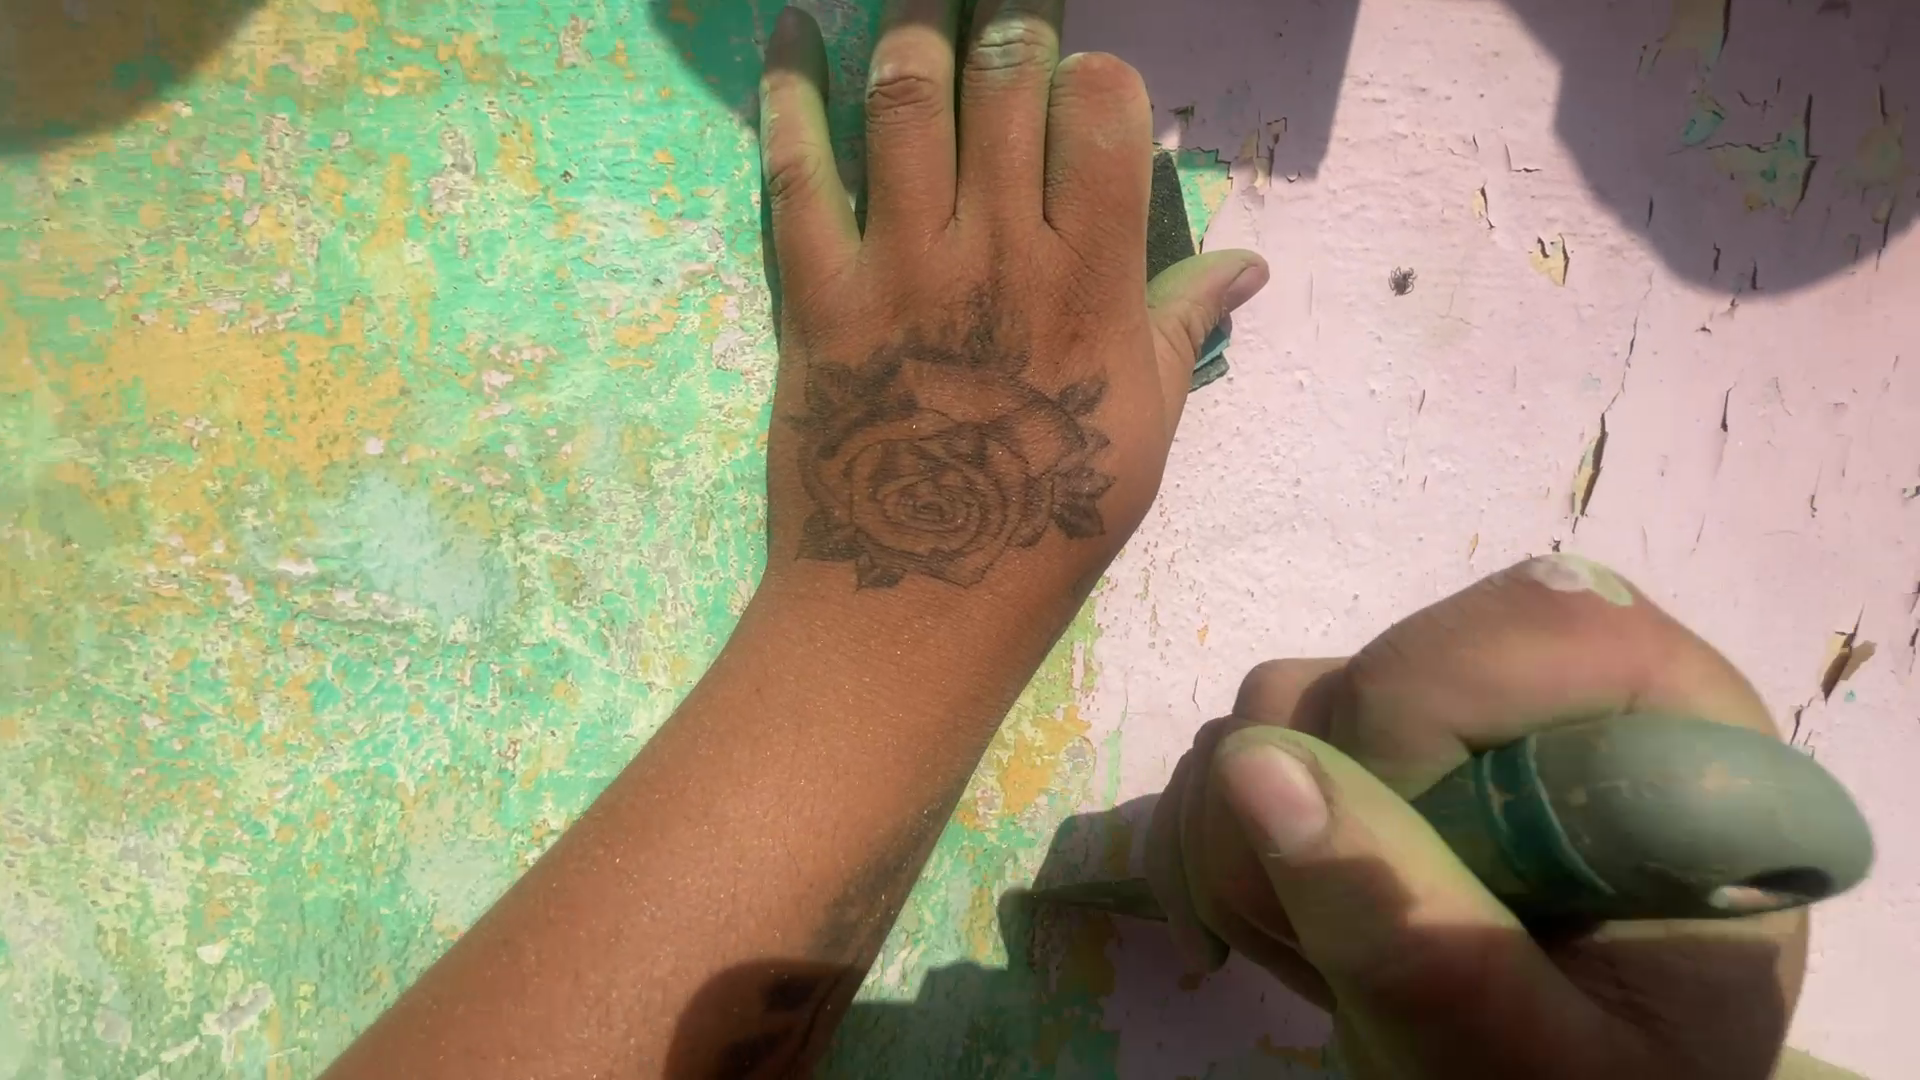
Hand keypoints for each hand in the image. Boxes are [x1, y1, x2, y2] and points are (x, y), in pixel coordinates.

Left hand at [756, 0, 1266, 616]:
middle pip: (1004, 79)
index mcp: (1089, 287)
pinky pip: (797, 174)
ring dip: (912, 23)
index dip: (1091, 74)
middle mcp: (996, 256)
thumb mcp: (1144, 441)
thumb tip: (1248, 263)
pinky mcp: (816, 298)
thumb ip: (1180, 332)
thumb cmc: (1044, 527)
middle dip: (1007, 17)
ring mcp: (898, 271)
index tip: (1077, 83)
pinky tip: (796, 31)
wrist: (915, 595)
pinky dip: (790, 92)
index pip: (1102, 113)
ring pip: (904, 100)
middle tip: (1000, 4)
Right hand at [1145, 555, 1807, 1078]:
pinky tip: (1242, 920)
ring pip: (1268, 706)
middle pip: (1357, 673)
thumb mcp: (1514, 1060)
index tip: (1404, 860)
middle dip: (1306, 825)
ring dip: (1243, 849)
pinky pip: (1225, 738)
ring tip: (1308, 954)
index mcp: (1658, 744)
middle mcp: (1531, 695)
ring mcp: (1418, 708)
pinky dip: (1200, 838)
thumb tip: (1252, 762)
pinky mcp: (1343, 731)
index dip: (1425, 719)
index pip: (1532, 623)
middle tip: (1330, 957)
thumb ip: (1403, 933)